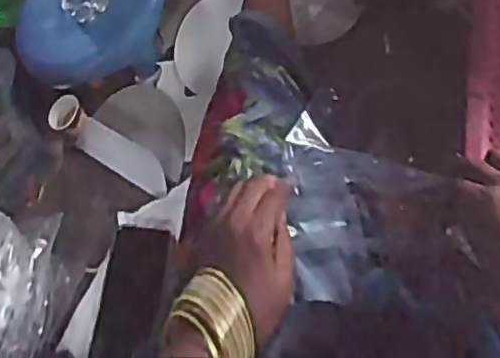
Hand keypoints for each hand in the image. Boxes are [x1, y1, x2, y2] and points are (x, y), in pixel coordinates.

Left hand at [194, 174, 293, 347]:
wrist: (217, 319)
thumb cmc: (257, 305)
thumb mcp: (283, 280)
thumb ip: (284, 242)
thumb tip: (280, 216)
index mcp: (256, 229)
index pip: (272, 195)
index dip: (285, 187)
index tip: (292, 185)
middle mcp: (235, 217)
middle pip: (252, 184)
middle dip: (268, 180)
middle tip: (278, 184)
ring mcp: (217, 220)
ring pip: (234, 188)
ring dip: (250, 184)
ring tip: (261, 189)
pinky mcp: (206, 227)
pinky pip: (222, 200)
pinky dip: (235, 195)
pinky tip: (242, 200)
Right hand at [455, 150, 499, 354]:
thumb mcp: (487, 278)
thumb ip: (460, 250)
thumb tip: (443, 239)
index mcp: (485, 203)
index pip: (450, 185)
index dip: (440, 197)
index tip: (438, 212)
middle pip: (471, 164)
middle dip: (458, 177)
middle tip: (454, 197)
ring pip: (498, 159)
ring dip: (486, 170)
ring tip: (484, 191)